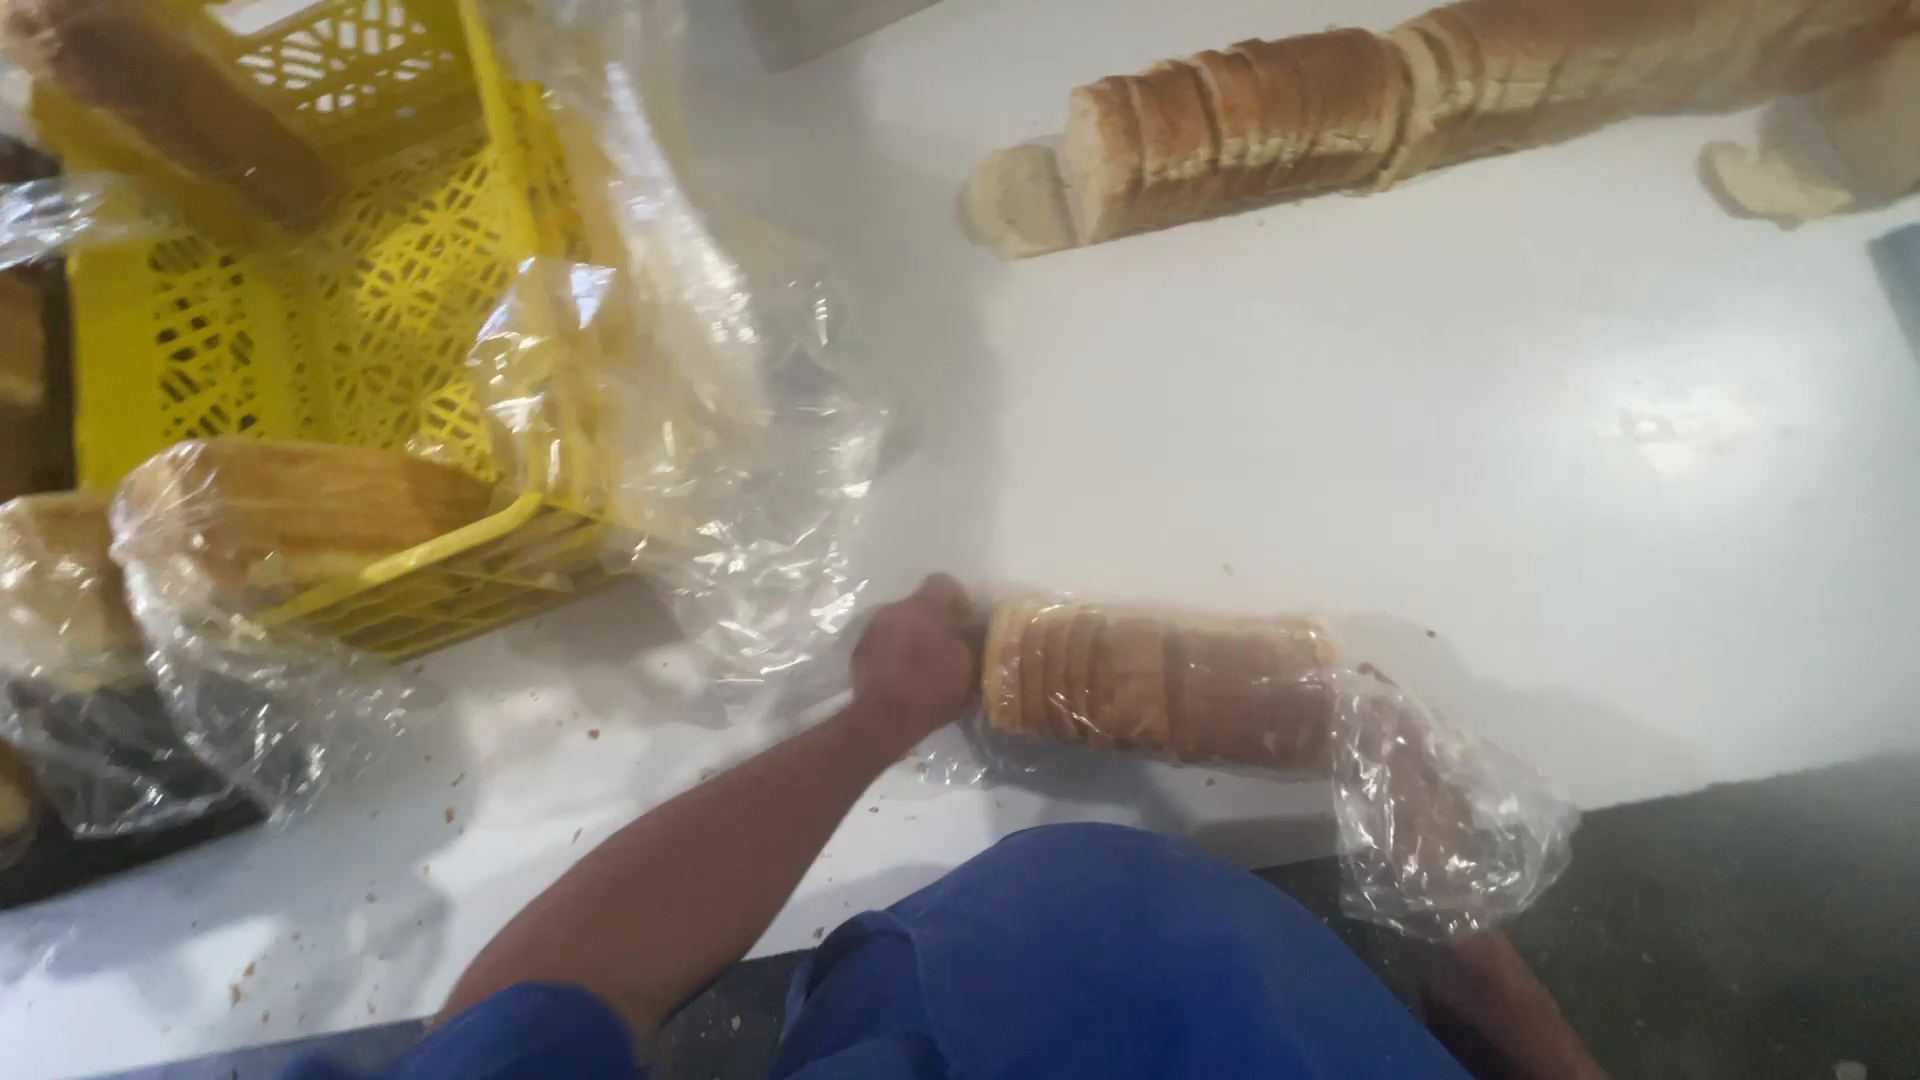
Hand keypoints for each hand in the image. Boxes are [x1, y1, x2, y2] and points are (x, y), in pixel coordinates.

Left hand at [850, 574, 977, 744]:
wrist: (884, 718)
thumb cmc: (932, 688)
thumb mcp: (969, 666)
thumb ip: (973, 638)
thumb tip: (975, 626)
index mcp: (926, 607)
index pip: (944, 582)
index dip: (957, 599)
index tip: (964, 621)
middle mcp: (896, 608)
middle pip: (920, 604)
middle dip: (933, 620)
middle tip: (946, 647)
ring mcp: (874, 628)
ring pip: (900, 622)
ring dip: (912, 635)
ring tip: (922, 664)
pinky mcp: (859, 649)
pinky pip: (883, 641)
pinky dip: (893, 651)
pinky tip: (901, 675)